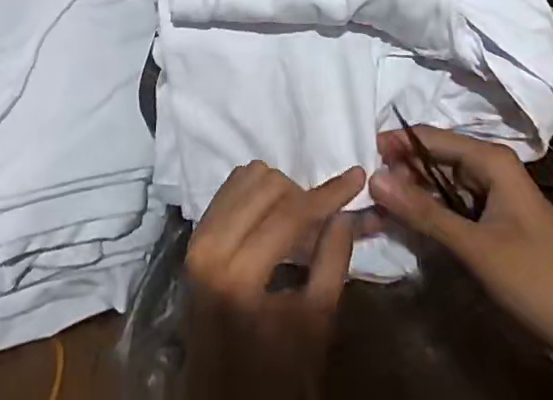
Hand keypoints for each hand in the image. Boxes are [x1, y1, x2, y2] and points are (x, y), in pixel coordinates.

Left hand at [183, 163, 364, 399]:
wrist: (222, 399)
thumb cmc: (275, 371)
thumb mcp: (315, 322)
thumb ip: (332, 260)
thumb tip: (345, 212)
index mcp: (239, 275)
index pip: (291, 213)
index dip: (329, 193)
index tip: (358, 175)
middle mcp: (209, 248)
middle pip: (268, 187)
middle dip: (302, 197)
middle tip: (323, 223)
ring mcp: (196, 242)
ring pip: (246, 179)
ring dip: (279, 193)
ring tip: (297, 224)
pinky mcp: (194, 241)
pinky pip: (229, 191)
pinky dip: (256, 195)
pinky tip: (274, 220)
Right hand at [368, 128, 552, 399]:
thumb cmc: (541, 280)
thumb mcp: (477, 247)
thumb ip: (425, 212)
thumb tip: (374, 177)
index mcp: (493, 161)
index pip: (432, 138)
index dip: (394, 145)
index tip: (355, 159)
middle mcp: (491, 171)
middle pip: (434, 160)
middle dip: (398, 173)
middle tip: (357, 192)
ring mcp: (493, 200)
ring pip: (441, 187)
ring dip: (410, 197)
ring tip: (369, 212)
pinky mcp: (493, 227)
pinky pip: (452, 211)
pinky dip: (428, 218)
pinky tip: (401, 229)